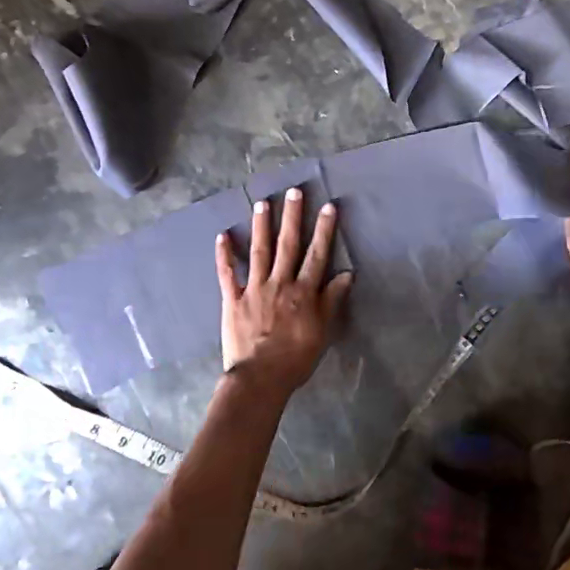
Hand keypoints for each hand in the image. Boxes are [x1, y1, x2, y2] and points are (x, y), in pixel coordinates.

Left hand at [215, 187, 353, 396]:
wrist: (260, 378)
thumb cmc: (296, 358)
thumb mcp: (322, 332)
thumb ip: (332, 301)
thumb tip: (347, 275)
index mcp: (303, 292)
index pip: (316, 255)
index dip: (323, 230)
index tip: (327, 207)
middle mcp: (280, 283)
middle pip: (287, 245)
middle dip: (292, 217)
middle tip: (294, 191)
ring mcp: (254, 289)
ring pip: (259, 251)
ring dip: (261, 226)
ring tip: (262, 203)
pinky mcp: (232, 300)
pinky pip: (228, 274)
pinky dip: (224, 255)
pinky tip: (222, 235)